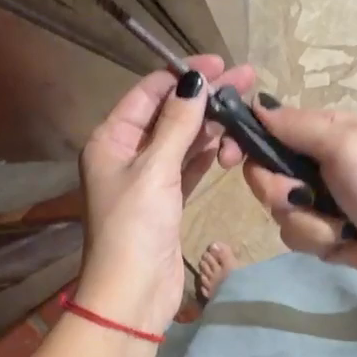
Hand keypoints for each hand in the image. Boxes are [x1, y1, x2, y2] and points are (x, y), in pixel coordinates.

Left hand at [75, 56, 254, 335]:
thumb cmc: (135, 228)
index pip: (147, 93)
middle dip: (204, 98)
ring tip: (246, 109)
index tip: (219, 64)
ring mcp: (147, 180)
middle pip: (168, 114)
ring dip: (209, 126)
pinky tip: (229, 141)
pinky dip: (207, 154)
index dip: (182, 75)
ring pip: (181, 141)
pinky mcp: (166, 203)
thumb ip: (177, 124)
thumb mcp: (154, 170)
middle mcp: (125, 155)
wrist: (131, 293)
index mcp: (109, 140)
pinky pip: (188, 168)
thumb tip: (195, 81)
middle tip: (246, 80)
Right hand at [239, 103, 356, 292]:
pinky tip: (343, 239)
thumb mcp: (343, 141)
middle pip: (261, 174)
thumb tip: (255, 105)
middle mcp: (312, 165)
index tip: (227, 157)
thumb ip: (295, 125)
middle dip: (278, 190)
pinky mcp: (319, 235)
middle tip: (301, 195)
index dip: (242, 143)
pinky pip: (293, 236)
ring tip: (338, 223)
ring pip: (276, 210)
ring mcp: (315, 202)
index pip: (265, 131)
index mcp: (320, 133)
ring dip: (306, 220)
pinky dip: (318, 239)